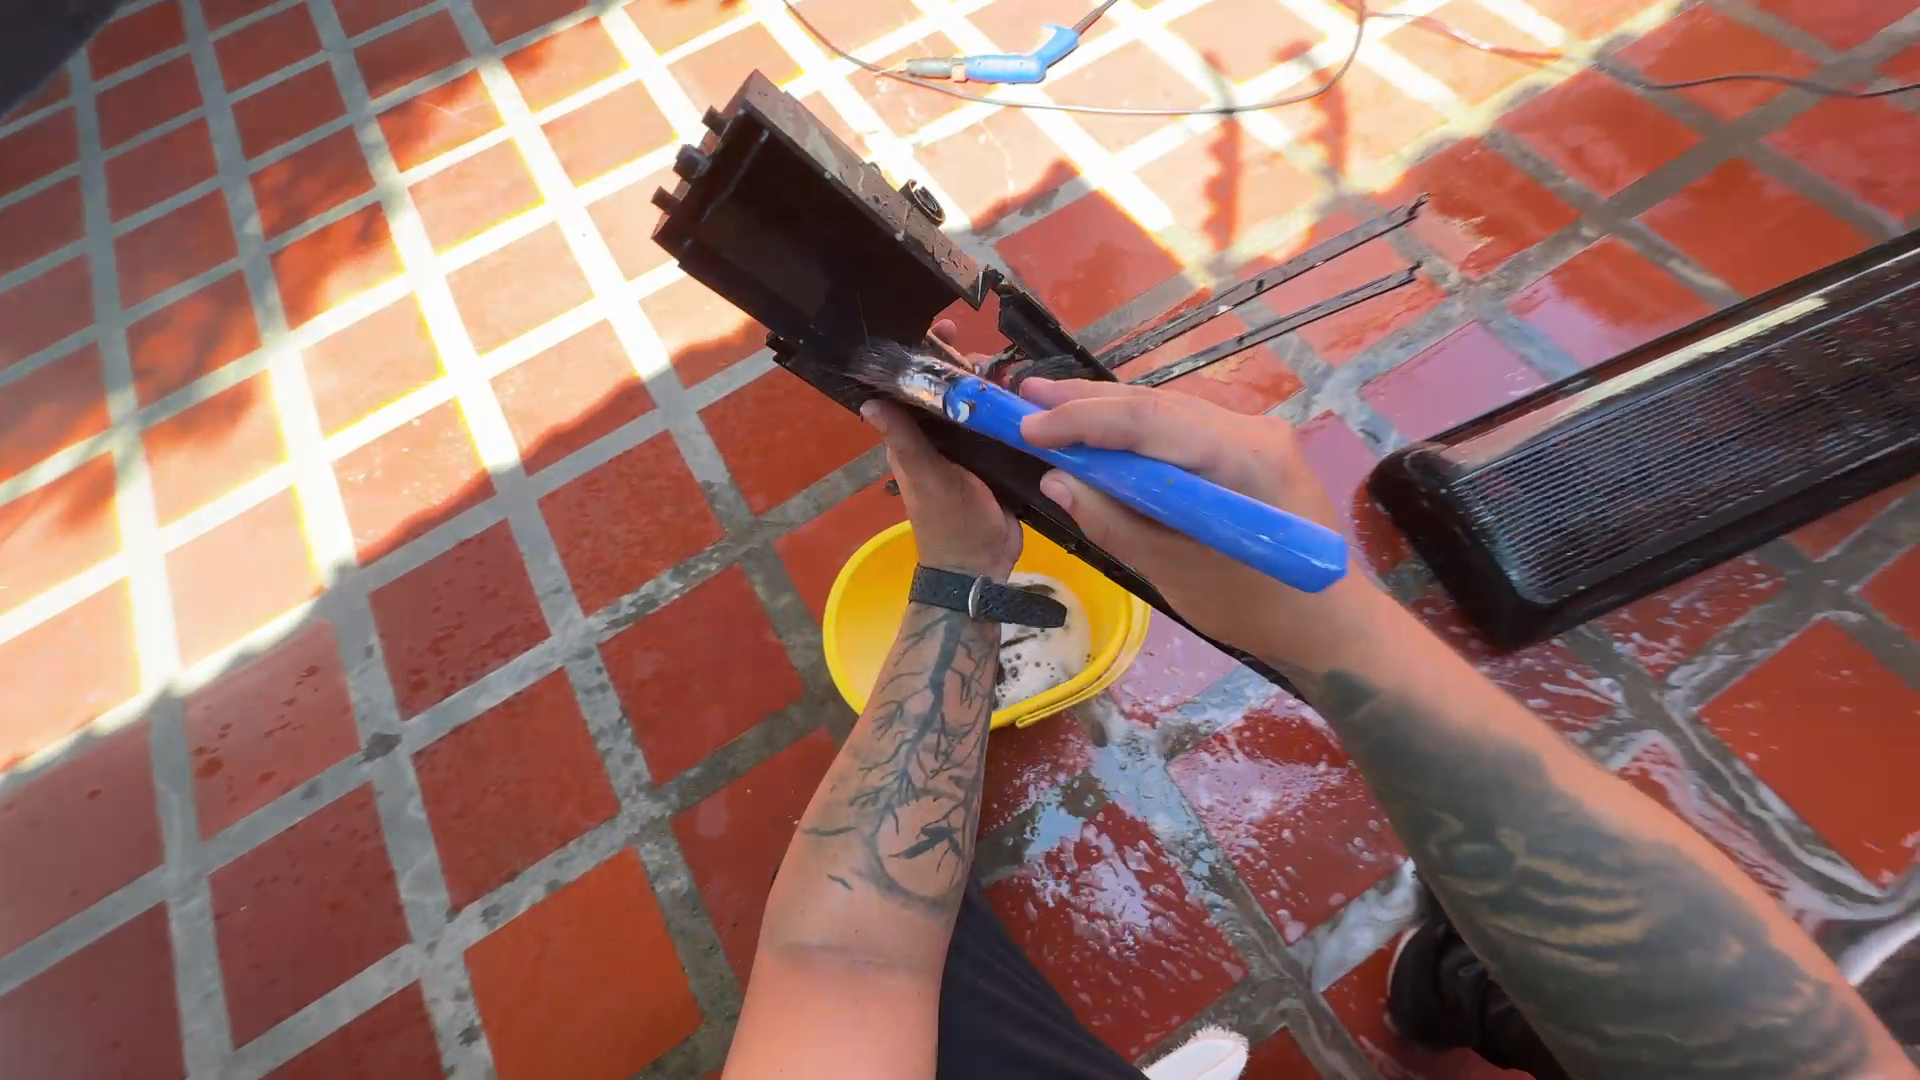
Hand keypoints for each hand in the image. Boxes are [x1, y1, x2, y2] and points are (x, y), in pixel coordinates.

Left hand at [860, 323, 1019, 580]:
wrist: (982, 565)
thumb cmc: (948, 522)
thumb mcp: (926, 477)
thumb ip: (904, 440)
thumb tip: (869, 402)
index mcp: (916, 439)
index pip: (914, 388)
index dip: (925, 358)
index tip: (945, 331)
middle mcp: (941, 439)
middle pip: (951, 393)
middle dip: (966, 368)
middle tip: (987, 355)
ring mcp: (971, 450)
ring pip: (979, 408)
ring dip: (993, 387)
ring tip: (1013, 369)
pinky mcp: (998, 461)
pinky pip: (1003, 429)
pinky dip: (1013, 412)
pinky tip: (1031, 396)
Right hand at [1017, 379, 1385, 667]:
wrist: (1329, 620)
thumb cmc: (1258, 608)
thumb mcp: (1177, 572)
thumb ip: (1115, 522)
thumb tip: (1056, 480)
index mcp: (1243, 458)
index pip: (1149, 421)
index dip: (1082, 421)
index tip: (1027, 426)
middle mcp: (1251, 429)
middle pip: (1154, 404)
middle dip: (1085, 401)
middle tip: (1024, 396)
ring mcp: (1251, 433)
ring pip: (1163, 410)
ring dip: (1104, 411)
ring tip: (1046, 405)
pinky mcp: (1244, 446)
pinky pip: (1176, 429)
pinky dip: (1131, 432)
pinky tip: (1096, 431)